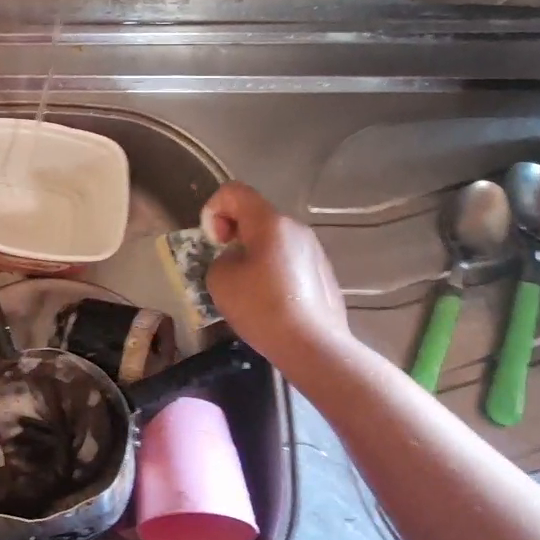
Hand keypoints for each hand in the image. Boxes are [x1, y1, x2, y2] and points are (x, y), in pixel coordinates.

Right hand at [200, 181, 349, 366]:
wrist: (314, 347)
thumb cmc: (261, 307)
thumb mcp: (220, 279)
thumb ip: (222, 258)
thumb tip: (238, 260)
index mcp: (270, 223)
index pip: (234, 192)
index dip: (214, 210)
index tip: (215, 243)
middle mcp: (296, 229)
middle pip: (256, 216)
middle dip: (234, 234)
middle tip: (226, 265)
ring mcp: (315, 252)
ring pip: (274, 240)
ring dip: (254, 253)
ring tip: (248, 287)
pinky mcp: (325, 274)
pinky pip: (290, 261)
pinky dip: (274, 271)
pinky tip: (271, 301)